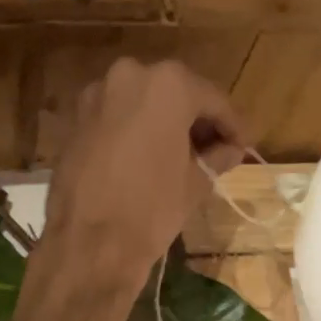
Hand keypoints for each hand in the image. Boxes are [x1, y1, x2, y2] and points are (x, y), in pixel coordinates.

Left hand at [42, 59, 245, 293]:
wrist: (88, 245)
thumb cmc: (150, 210)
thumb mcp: (194, 185)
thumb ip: (216, 158)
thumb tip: (230, 150)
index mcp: (167, 84)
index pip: (212, 99)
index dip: (233, 125)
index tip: (244, 145)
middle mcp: (129, 75)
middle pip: (174, 95)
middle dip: (196, 122)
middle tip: (214, 151)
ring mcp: (96, 96)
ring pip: (142, 105)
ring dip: (163, 126)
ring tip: (181, 158)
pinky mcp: (75, 122)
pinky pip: (116, 120)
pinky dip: (134, 134)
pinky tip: (146, 160)